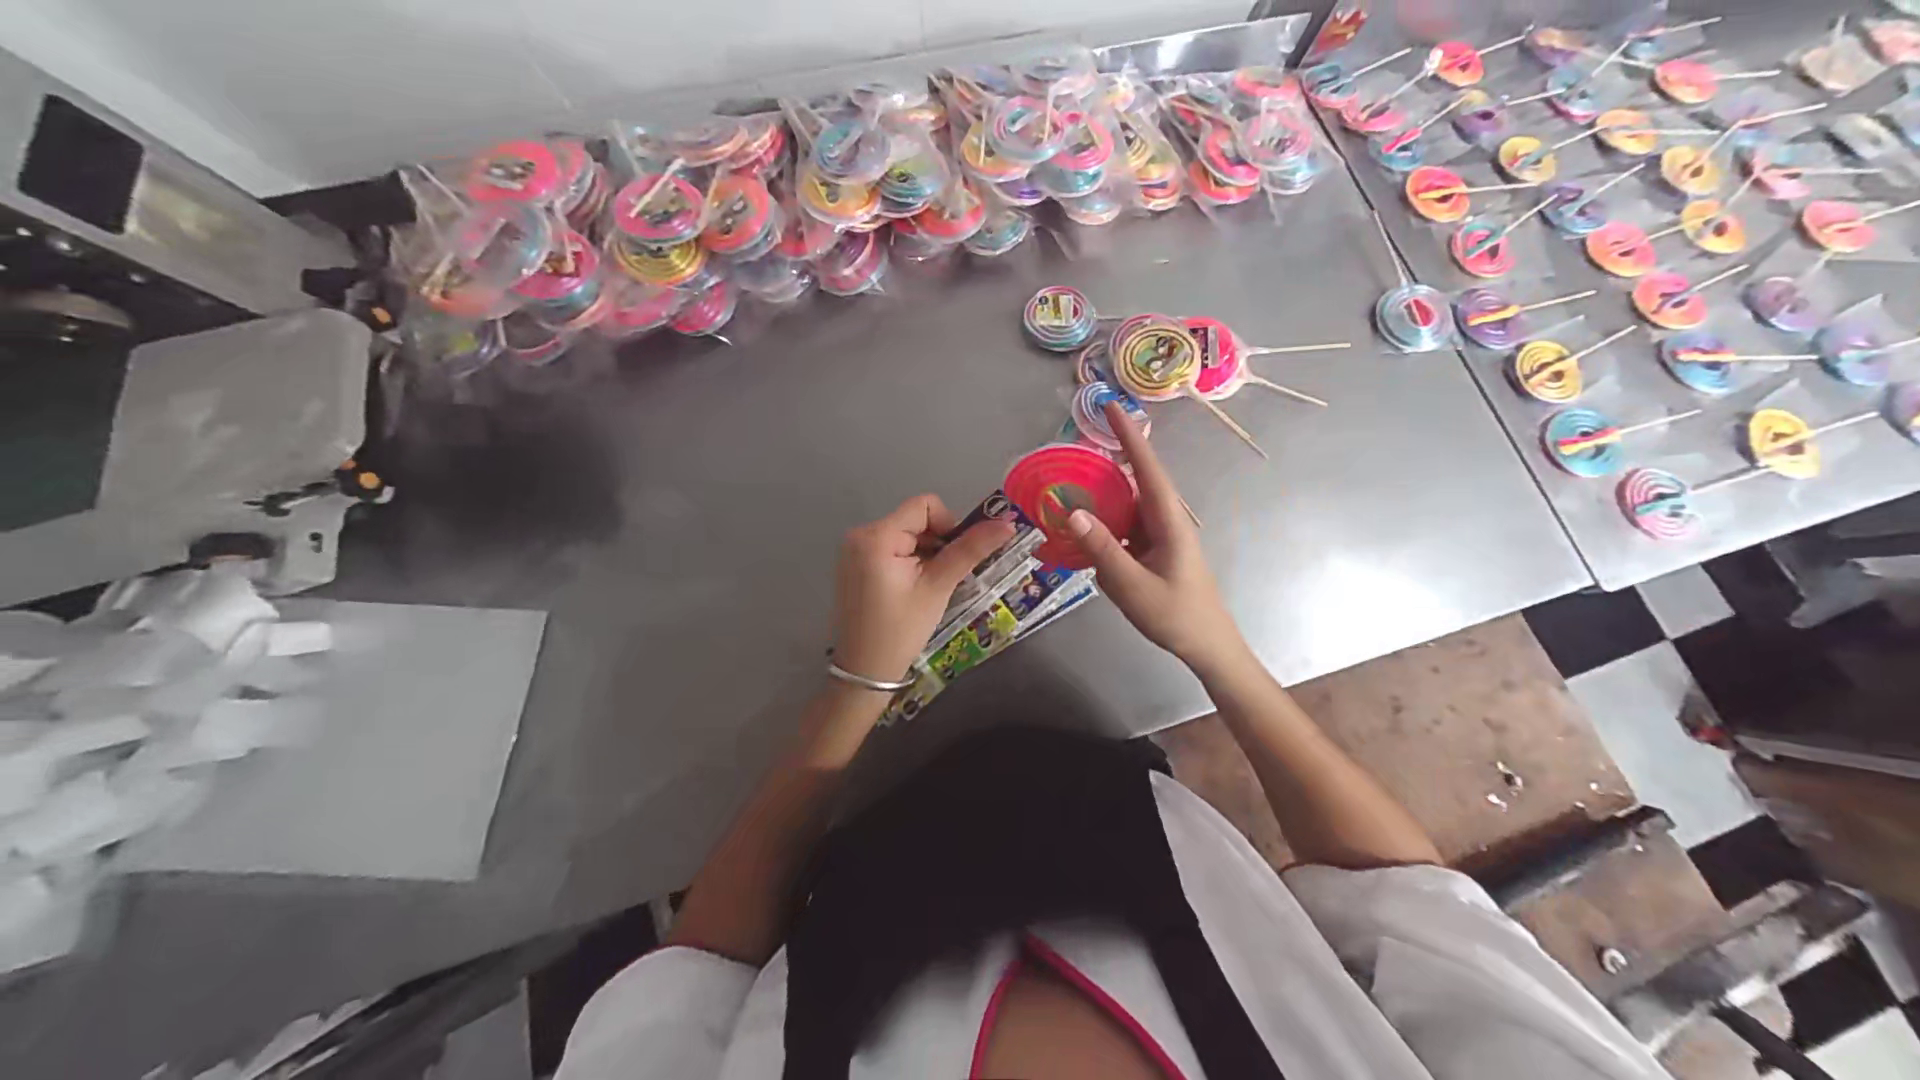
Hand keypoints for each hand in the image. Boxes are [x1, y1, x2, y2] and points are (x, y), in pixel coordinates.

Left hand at [831, 495, 1015, 684]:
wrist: (864, 672)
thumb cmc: (901, 630)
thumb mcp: (938, 587)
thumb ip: (970, 550)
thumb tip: (1007, 524)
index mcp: (876, 536)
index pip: (925, 505)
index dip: (949, 525)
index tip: (955, 557)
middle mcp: (860, 535)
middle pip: (914, 520)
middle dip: (937, 543)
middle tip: (945, 577)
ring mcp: (854, 551)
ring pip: (905, 535)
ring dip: (926, 554)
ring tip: (930, 587)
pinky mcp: (854, 565)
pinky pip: (891, 549)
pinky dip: (910, 562)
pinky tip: (913, 590)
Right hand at [1066, 401, 1249, 676]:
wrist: (1207, 645)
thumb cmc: (1176, 616)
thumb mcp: (1133, 587)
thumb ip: (1102, 550)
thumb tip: (1072, 512)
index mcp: (1168, 521)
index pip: (1146, 468)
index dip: (1128, 436)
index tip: (1111, 406)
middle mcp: (1165, 520)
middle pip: (1134, 480)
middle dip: (1109, 458)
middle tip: (1075, 446)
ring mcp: (1159, 536)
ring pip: (1126, 505)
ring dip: (1101, 493)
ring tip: (1070, 484)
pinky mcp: (1152, 551)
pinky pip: (1123, 527)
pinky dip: (1103, 522)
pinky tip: (1082, 530)